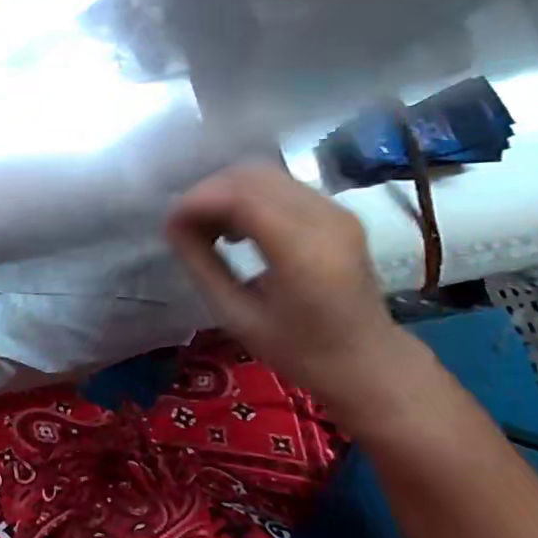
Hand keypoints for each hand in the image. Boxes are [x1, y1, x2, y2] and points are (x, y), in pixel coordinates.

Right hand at [165, 163, 423, 422]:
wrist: (367, 363)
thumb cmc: (300, 352)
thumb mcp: (237, 317)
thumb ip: (202, 265)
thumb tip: (173, 226)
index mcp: (303, 252)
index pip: (242, 196)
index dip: (198, 200)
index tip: (170, 223)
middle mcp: (325, 219)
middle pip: (252, 176)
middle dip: (208, 192)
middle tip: (186, 226)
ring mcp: (336, 210)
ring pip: (265, 174)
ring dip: (227, 192)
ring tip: (208, 228)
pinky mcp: (337, 210)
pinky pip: (281, 185)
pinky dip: (248, 196)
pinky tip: (237, 228)